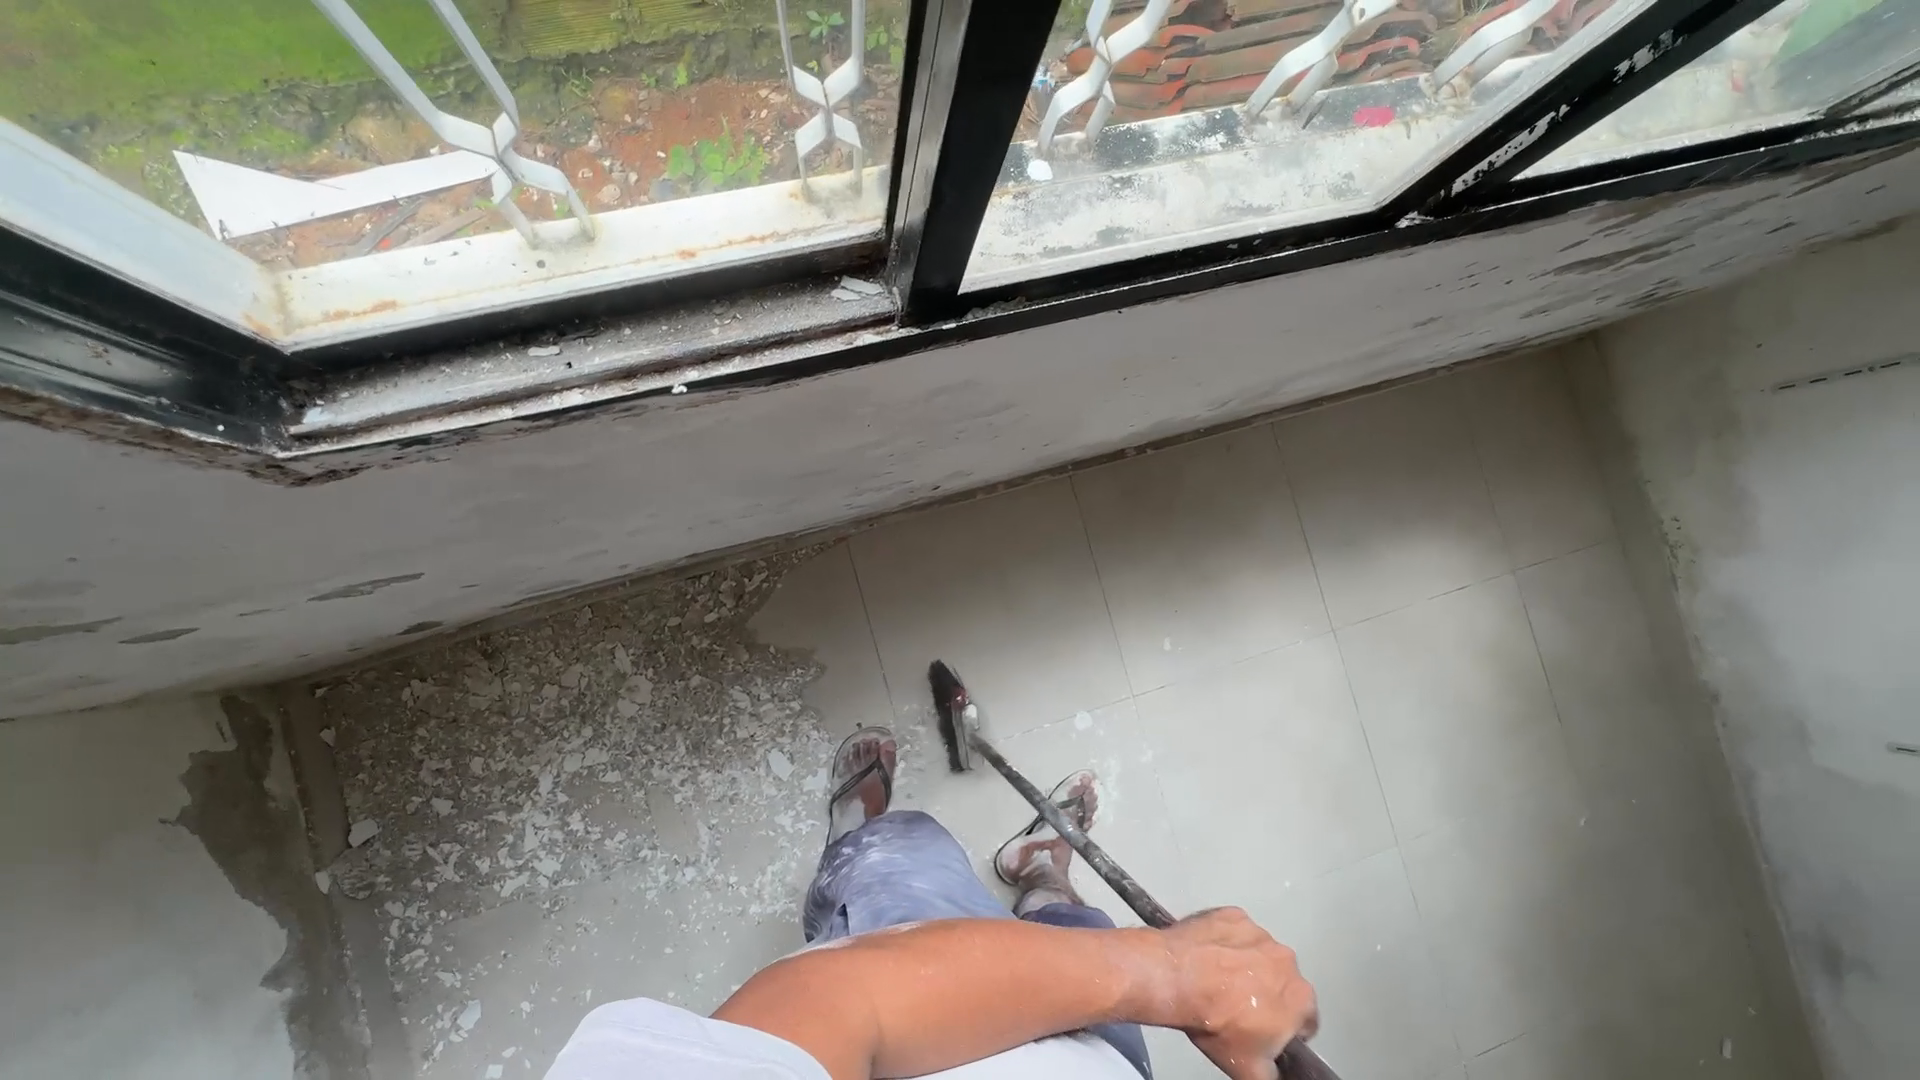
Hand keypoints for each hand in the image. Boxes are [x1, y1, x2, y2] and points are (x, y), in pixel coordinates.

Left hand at [1158, 907, 1318, 1079]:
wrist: (1177, 978)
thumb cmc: (1215, 1022)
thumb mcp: (1250, 1071)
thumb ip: (1272, 1075)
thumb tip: (1273, 1071)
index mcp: (1301, 997)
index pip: (1305, 1020)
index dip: (1285, 1029)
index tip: (1264, 1031)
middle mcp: (1286, 959)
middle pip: (1282, 982)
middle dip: (1266, 993)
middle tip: (1236, 1005)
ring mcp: (1258, 932)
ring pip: (1259, 953)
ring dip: (1246, 964)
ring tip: (1217, 978)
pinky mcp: (1232, 915)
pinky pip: (1235, 930)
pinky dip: (1226, 940)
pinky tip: (1208, 955)